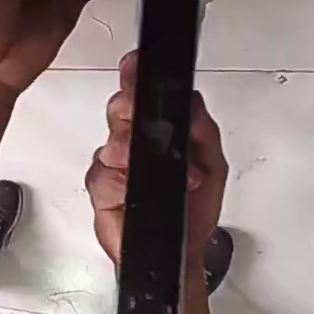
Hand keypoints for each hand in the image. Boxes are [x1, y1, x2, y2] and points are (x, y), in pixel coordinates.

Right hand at [85, 49, 226, 270]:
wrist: (179, 250)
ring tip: (143, 165)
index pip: (141, 94)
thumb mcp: (211, 167)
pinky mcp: (102, 188)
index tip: (134, 63)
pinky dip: (120, 181)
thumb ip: (204, 133)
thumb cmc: (192, 211)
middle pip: (119, 108)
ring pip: (110, 141)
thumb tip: (194, 104)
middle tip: (134, 109)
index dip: (134, 75)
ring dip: (128, 151)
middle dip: (127, 105)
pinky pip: (103, 175)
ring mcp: (114, 165)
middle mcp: (133, 143)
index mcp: (158, 132)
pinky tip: (132, 188)